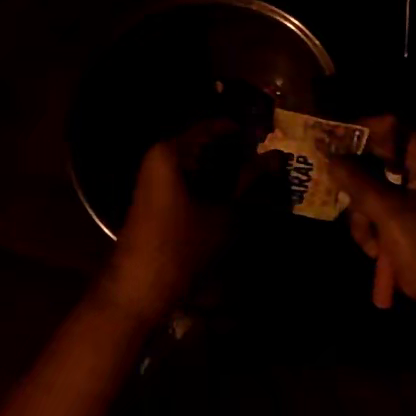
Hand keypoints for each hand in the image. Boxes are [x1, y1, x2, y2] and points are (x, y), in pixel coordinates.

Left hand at [101, 121, 268, 323]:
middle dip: (236, 153)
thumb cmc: (181, 246)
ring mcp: (155, 179)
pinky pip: (189, 181)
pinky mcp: (157, 199)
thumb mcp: (224, 214)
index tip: (269, 137)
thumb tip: (277, 157)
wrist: (139, 287)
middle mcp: (159, 158)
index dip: (241, 132)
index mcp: (170, 152)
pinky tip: (236, 196)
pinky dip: (211, 186)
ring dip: (225, 172)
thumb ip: (250, 181)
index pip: (211, 128)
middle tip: (270, 161)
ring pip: (198, 165)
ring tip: (260, 179)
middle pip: (204, 146)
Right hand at [328, 118, 415, 362]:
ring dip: (365, 219)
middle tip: (348, 205)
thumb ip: (357, 180)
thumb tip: (330, 155)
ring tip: (370, 247)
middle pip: (380, 164)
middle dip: (359, 188)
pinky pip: (385, 220)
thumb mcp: (389, 215)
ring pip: (377, 195)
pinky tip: (378, 259)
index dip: (365, 130)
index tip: (335, 146)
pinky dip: (375, 236)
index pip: (397, 127)